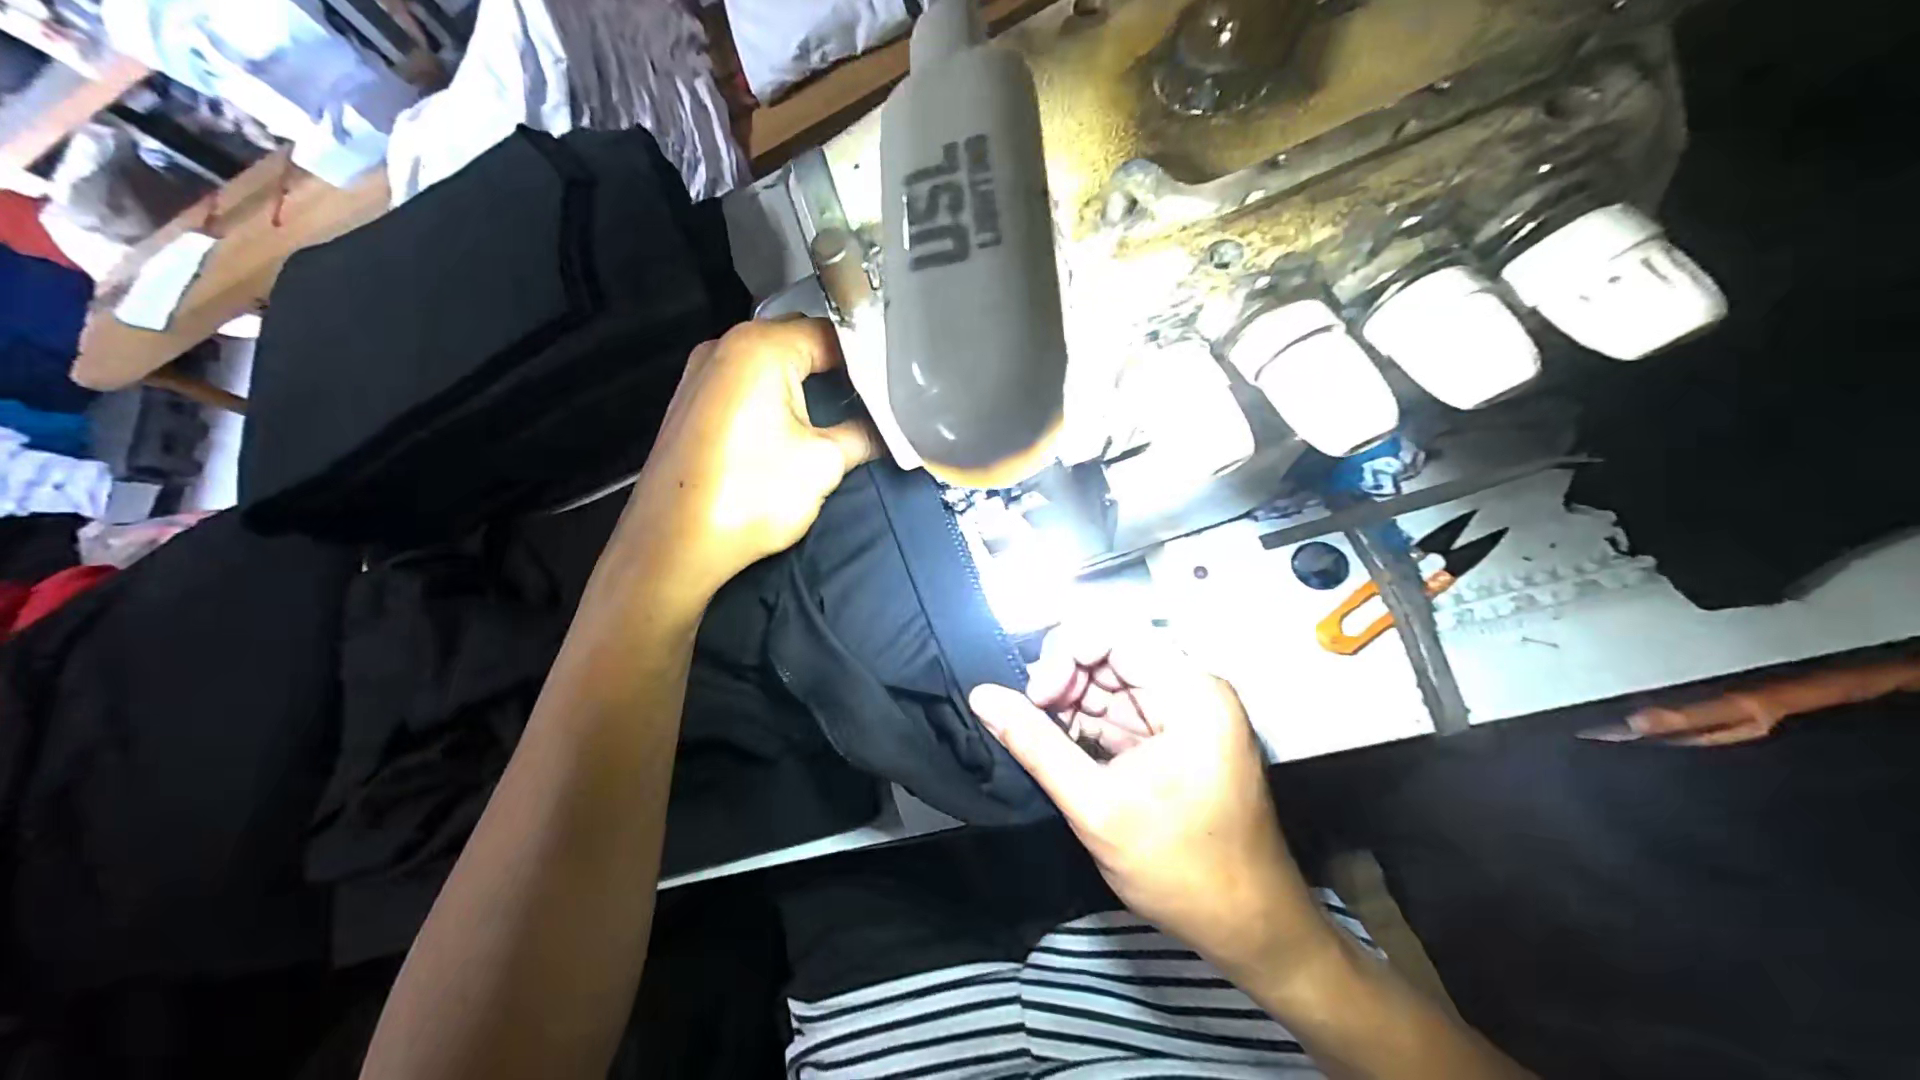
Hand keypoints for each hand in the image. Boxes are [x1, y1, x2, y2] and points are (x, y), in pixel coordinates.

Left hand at [622, 317, 875, 606]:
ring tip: (834, 418)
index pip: (831, 334)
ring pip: (769, 363)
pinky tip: (789, 429)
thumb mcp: (823, 464)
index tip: (890, 387)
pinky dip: (772, 396)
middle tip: (868, 403)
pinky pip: (744, 383)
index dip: (866, 359)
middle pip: (797, 341)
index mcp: (759, 348)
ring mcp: (700, 373)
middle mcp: (724, 346)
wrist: (672, 546)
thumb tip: (885, 431)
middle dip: (834, 369)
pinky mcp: (690, 402)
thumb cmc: (749, 496)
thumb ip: (861, 436)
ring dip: (802, 384)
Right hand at [969, 625, 1332, 972]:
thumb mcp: (1096, 805)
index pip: (1116, 637)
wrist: (1248, 927)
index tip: (1035, 696)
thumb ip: (1035, 744)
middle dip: (1066, 680)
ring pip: (1114, 684)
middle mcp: (1194, 692)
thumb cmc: (1181, 869)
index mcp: (1191, 694)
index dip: (1066, 654)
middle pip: (1114, 656)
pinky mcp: (1176, 739)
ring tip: (1041, 735)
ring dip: (1073, 705)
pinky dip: (1089, 726)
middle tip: (1031, 716)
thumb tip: (982, 696)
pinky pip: (1123, 713)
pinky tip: (1061, 745)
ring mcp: (1187, 716)